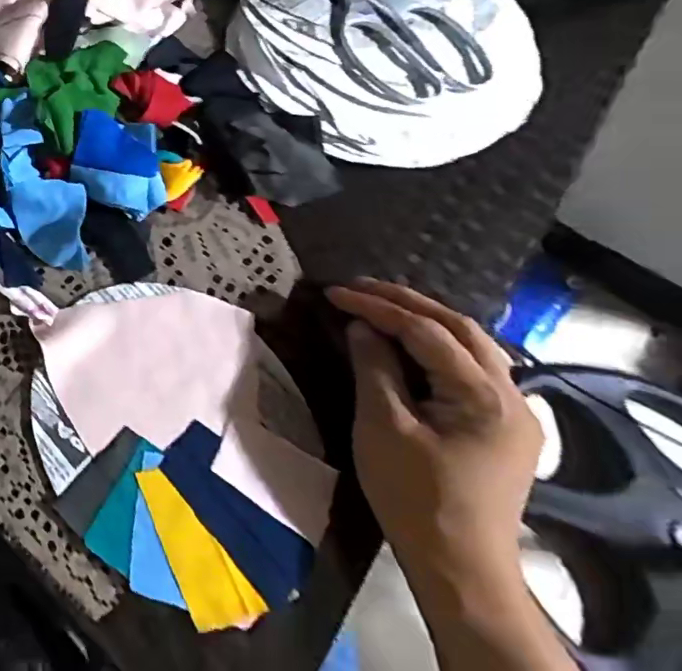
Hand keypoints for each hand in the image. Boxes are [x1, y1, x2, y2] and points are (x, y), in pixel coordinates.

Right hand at [330, 280, 540, 597]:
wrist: (456, 556)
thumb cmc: (412, 489)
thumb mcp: (382, 424)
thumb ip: (375, 369)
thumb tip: (362, 327)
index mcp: (484, 397)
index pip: (428, 333)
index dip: (378, 306)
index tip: (332, 292)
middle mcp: (510, 398)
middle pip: (462, 332)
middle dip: (407, 303)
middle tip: (356, 287)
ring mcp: (510, 414)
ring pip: (471, 348)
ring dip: (424, 320)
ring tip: (377, 306)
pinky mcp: (499, 427)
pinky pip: (469, 369)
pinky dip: (435, 345)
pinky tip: (406, 344)